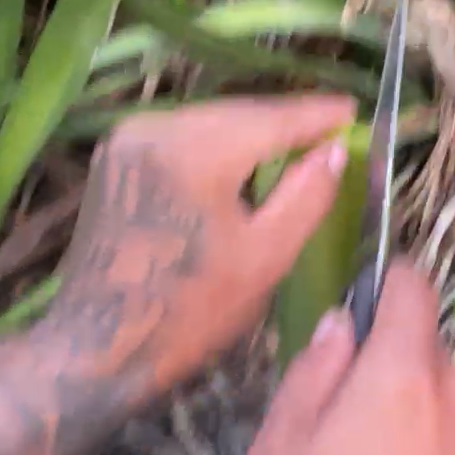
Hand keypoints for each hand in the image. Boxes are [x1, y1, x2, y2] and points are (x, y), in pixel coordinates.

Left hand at [46, 96, 354, 401]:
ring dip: (258, 130)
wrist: (100, 346)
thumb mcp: (267, 257)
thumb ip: (307, 195)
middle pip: (239, 113)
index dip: (317, 114)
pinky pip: (188, 136)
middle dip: (289, 120)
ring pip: (214, 122)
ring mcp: (129, 141)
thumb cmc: (193, 309)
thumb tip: (335, 150)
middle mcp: (154, 130)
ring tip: (303, 140)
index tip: (353, 108)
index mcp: (193, 153)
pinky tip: (252, 157)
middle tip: (335, 126)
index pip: (270, 119)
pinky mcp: (118, 158)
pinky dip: (226, 142)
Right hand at [245, 264, 454, 454]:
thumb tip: (344, 325)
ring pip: (447, 398)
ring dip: (417, 417)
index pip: (412, 287)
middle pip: (425, 351)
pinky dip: (444, 453)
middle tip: (344, 438)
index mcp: (407, 370)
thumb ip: (313, 371)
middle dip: (389, 373)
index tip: (359, 316)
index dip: (384, 288)